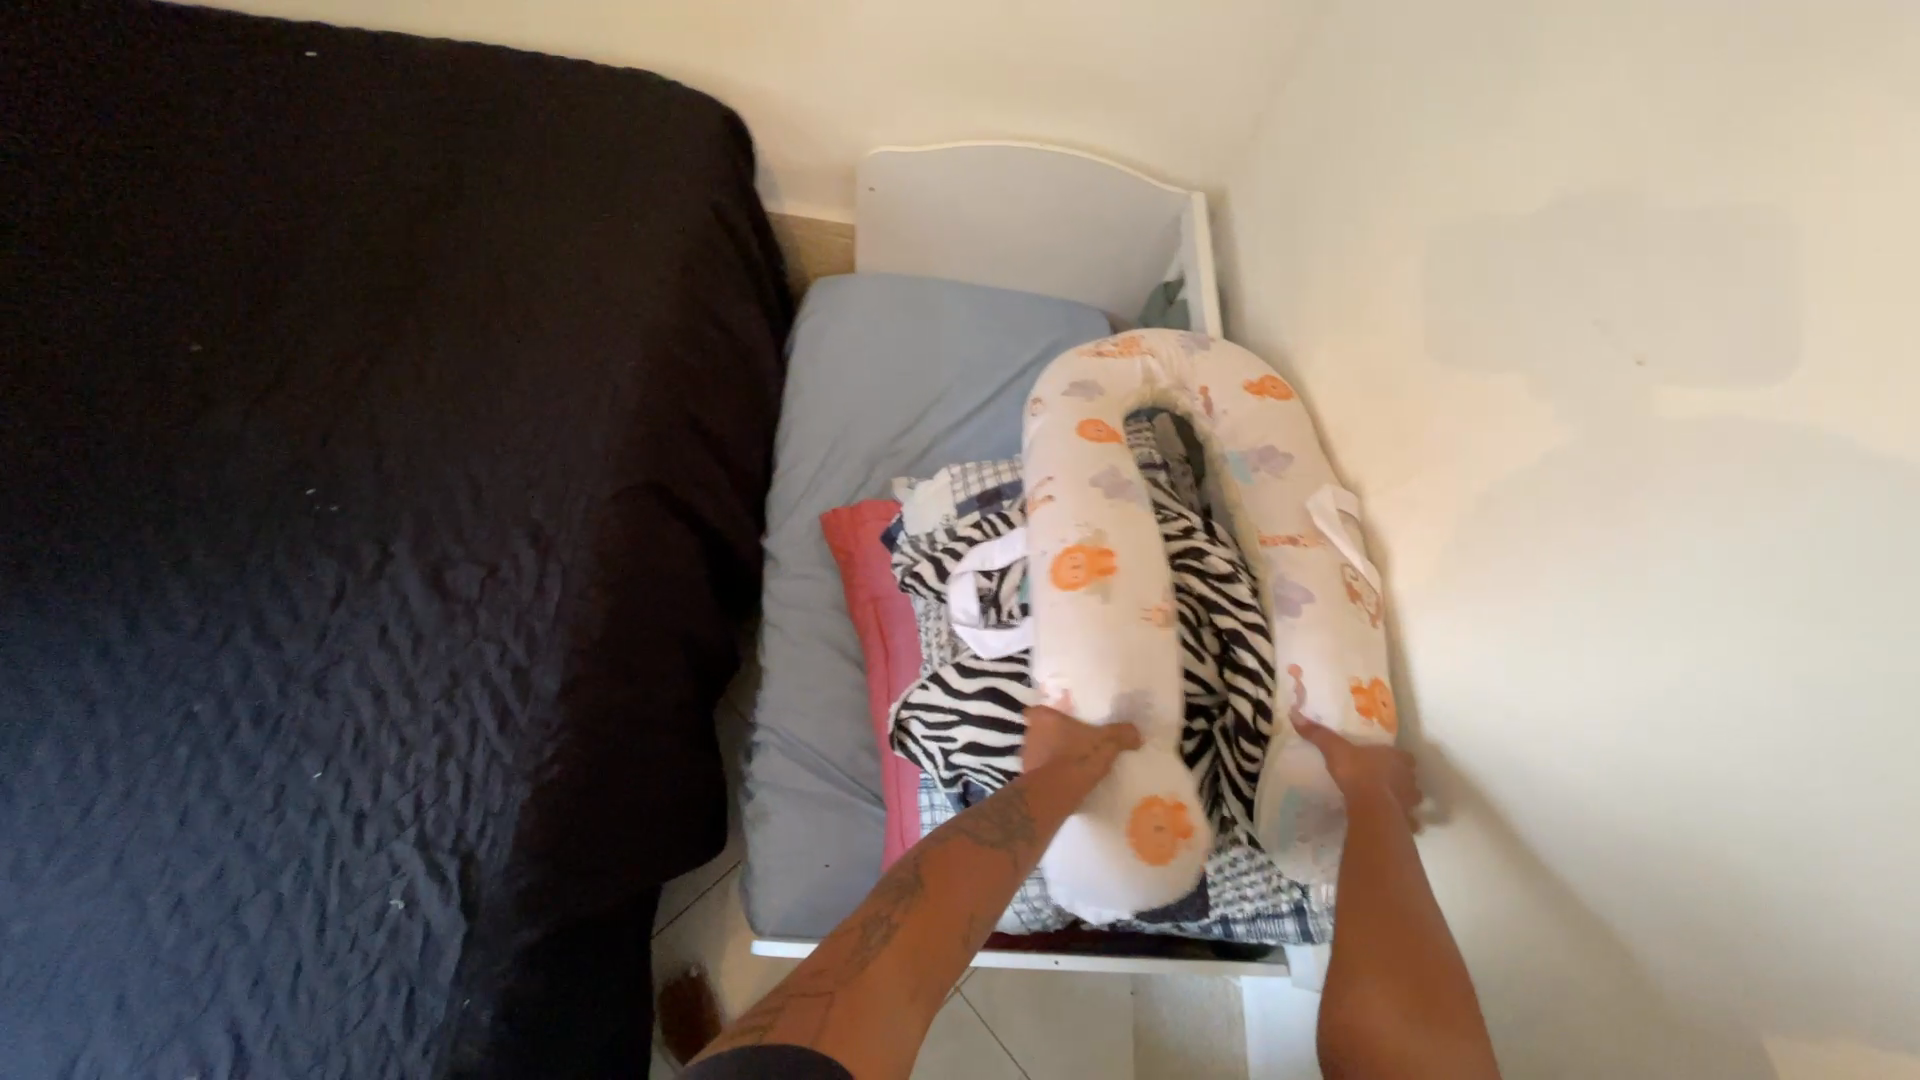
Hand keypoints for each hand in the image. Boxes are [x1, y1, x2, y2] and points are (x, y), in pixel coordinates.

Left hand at [1021, 705, 1140, 779]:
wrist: (1055, 794)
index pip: (1043, 708)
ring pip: (1042, 749)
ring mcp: (1027, 754)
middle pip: (1043, 729)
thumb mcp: (1106, 743)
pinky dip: (1052, 772)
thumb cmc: (1078, 758)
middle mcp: (1030, 732)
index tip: (1067, 720)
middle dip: (1056, 734)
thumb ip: (1120, 735)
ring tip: (1072, 760)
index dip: (1053, 714)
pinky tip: (1067, 778)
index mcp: (1044, 717)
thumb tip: (1136, 733)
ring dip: (1053, 754)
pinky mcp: (1028, 776)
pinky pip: (1042, 769)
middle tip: (1074, 740)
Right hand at [1290, 715, 1421, 826]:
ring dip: (1402, 799)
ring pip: (1411, 798)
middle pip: (1409, 776)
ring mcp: (1411, 801)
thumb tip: (1295, 714)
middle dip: (1400, 778)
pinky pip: (1408, 821)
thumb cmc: (1358, 773)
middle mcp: (1410, 778)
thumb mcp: (1335, 750)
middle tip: (1383, 780)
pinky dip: (1403, 822)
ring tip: (1387, 802)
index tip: (1385, 760)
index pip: (1404, 755)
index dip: (1396, 757)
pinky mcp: (1408, 820)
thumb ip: (1319, 734)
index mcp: (1398, 758)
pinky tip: (1391, 823)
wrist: (1371, 807)